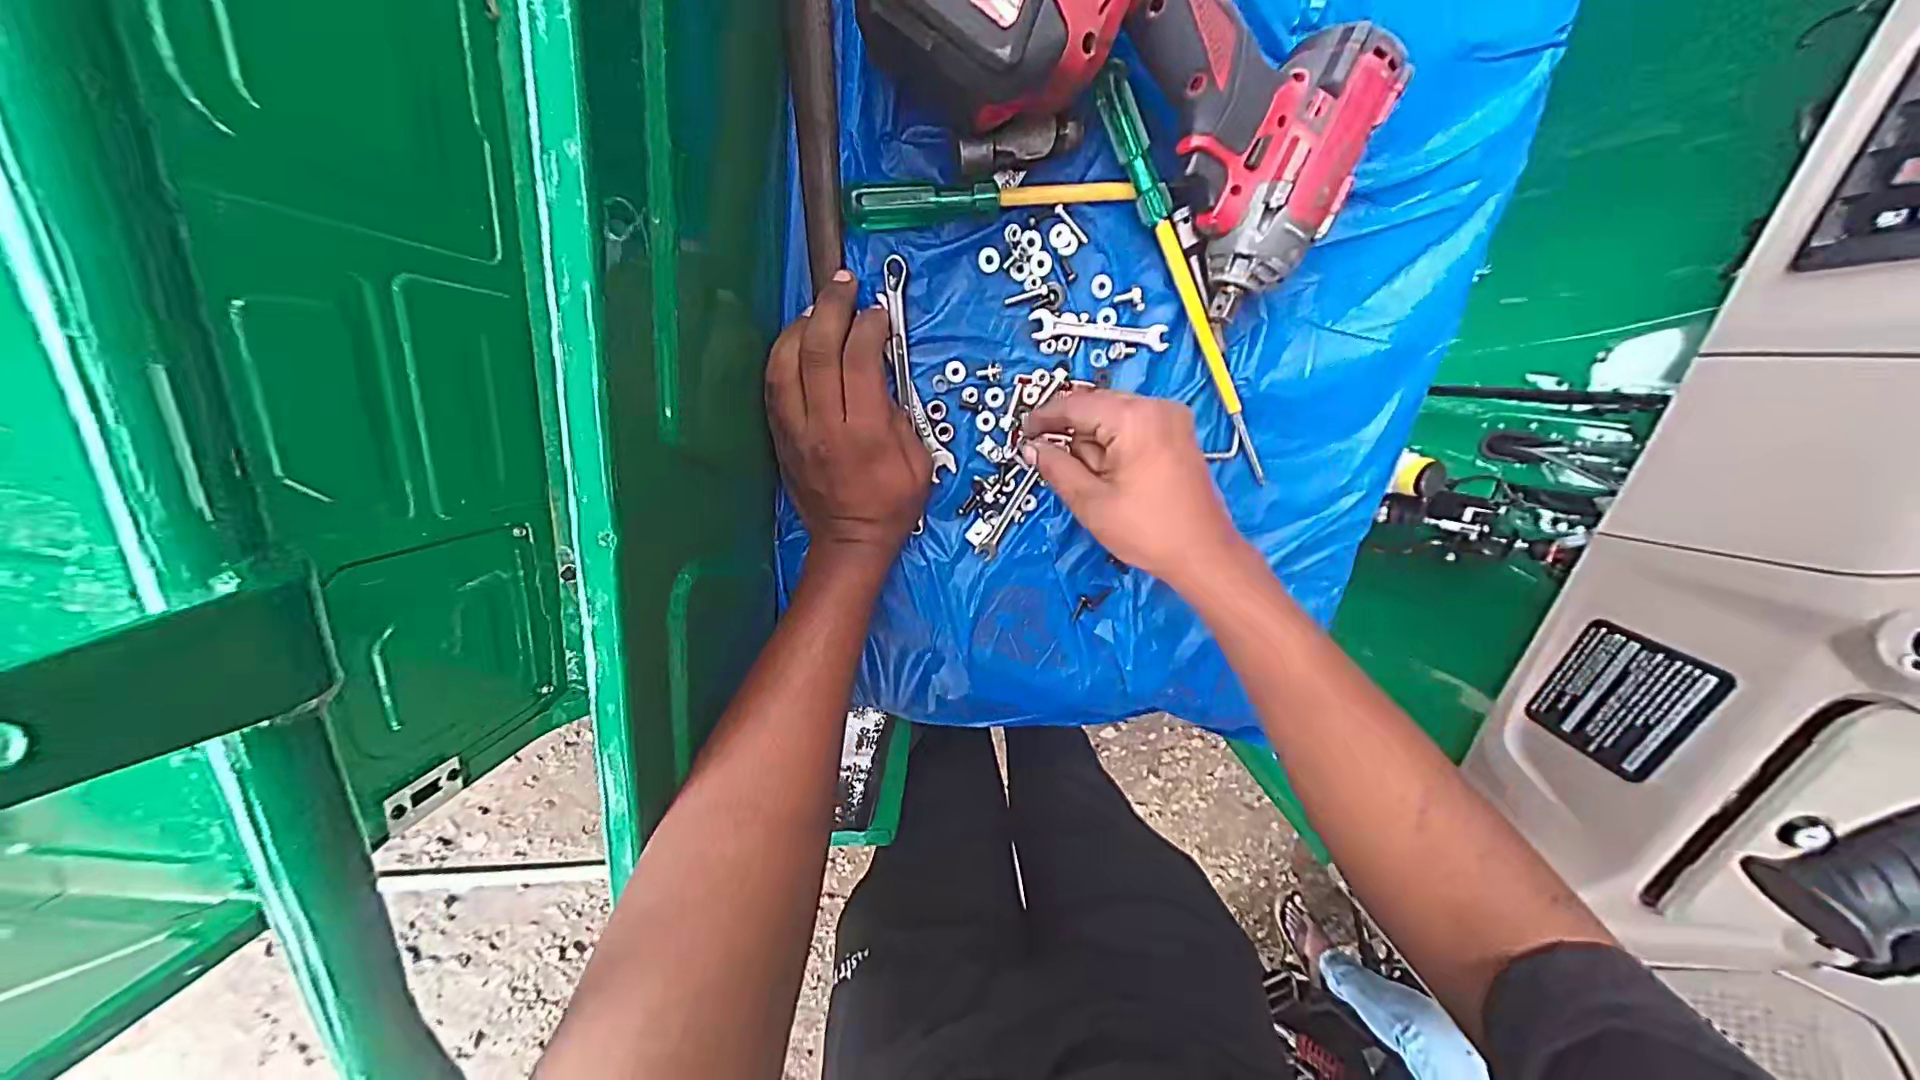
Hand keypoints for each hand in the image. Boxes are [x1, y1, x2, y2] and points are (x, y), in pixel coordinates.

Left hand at [767, 271, 930, 562]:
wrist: (850, 541)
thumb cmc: (890, 507)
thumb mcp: (920, 463)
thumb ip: (902, 415)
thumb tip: (884, 377)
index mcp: (866, 434)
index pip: (860, 359)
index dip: (870, 326)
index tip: (880, 315)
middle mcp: (825, 427)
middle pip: (817, 350)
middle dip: (832, 308)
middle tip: (845, 288)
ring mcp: (797, 432)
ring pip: (784, 363)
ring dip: (800, 327)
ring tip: (818, 310)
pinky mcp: (782, 438)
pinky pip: (773, 386)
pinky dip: (782, 356)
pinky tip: (796, 342)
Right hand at [1020, 389, 1249, 588]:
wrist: (1201, 553)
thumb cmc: (1156, 532)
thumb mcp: (1090, 501)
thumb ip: (1056, 467)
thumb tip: (1035, 449)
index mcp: (1136, 419)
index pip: (1076, 404)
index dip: (1044, 418)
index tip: (1026, 430)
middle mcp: (1158, 409)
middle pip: (1095, 406)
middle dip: (1072, 434)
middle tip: (1053, 461)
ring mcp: (1171, 420)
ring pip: (1112, 417)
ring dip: (1094, 443)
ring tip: (1098, 484)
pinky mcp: (1176, 434)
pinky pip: (1132, 427)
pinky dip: (1114, 445)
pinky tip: (1112, 476)